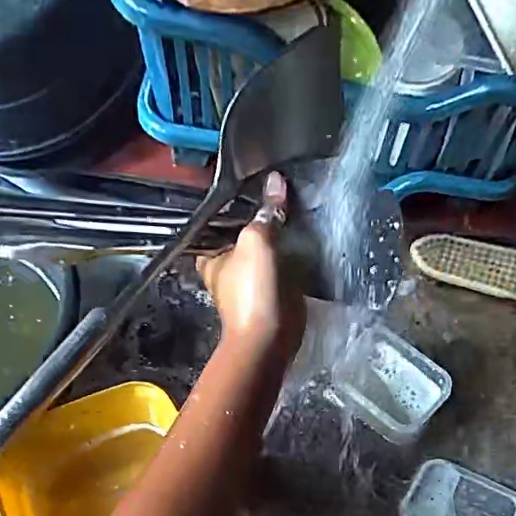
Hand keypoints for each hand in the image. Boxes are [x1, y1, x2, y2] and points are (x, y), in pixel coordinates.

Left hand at [198, 172, 299, 349]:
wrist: (268, 339)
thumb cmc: (251, 291)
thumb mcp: (256, 242)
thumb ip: (265, 213)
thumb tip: (277, 181)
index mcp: (211, 253)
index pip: (220, 216)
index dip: (235, 198)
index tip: (254, 176)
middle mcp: (229, 264)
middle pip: (245, 228)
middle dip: (260, 212)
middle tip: (281, 185)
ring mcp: (252, 278)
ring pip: (266, 244)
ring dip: (279, 230)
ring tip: (296, 202)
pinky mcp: (274, 289)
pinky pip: (283, 261)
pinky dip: (292, 249)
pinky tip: (304, 232)